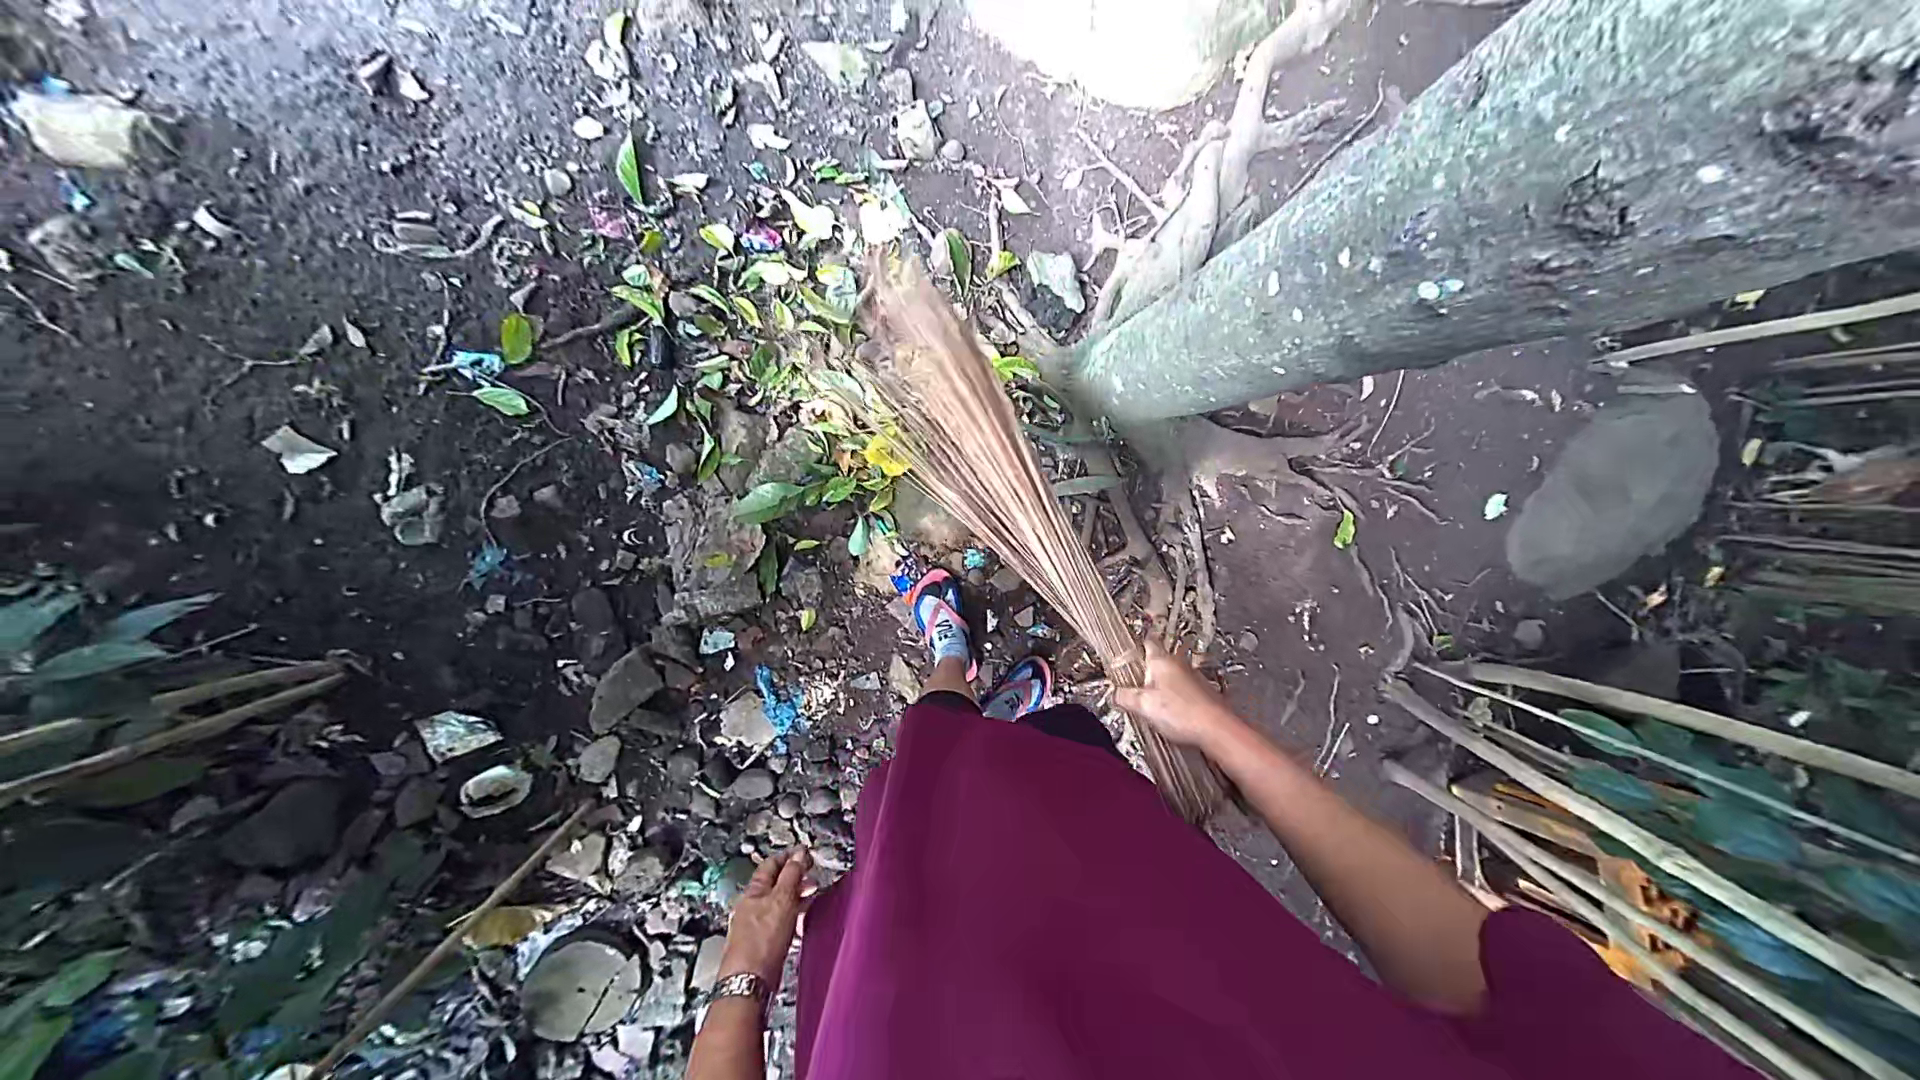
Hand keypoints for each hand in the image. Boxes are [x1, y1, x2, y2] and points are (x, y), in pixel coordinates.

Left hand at [719, 848, 811, 986]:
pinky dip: (793, 915)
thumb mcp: (782, 899)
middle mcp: (752, 906)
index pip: (772, 863)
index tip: (805, 853)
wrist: (749, 983)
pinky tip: (801, 921)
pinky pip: (780, 921)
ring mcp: (756, 925)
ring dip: (796, 895)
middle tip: (811, 873)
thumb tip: (799, 854)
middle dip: (795, 876)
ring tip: (811, 895)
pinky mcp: (763, 943)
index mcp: (753, 891)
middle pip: (775, 883)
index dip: (789, 856)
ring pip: (779, 902)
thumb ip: (792, 874)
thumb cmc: (761, 942)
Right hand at [1114, 642, 1245, 750]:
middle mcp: (1179, 664)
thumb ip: (1124, 697)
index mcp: (1162, 661)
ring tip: (1151, 703)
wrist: (1218, 730)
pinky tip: (1170, 714)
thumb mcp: (1143, 706)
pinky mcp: (1203, 694)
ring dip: (1160, 686)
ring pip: (1171, 676)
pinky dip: (1174, 698)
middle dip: (1145, 671)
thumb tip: (1114, 694)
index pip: (1148, 642)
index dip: (1137, 644)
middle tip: (1133, 684)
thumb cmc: (1184, 713)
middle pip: (1158, 661)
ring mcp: (1193, 678)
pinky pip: (1182, 691)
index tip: (1129, 648)